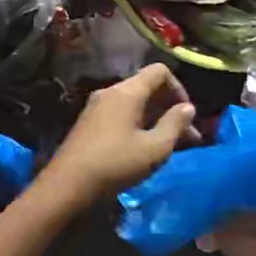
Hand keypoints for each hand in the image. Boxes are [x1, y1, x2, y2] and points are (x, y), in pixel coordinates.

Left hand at [42, 63, 199, 202]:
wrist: (68, 184)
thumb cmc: (116, 164)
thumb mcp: (154, 148)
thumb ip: (175, 125)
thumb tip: (188, 108)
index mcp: (127, 92)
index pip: (159, 71)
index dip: (179, 88)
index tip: (187, 115)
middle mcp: (110, 92)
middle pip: (147, 87)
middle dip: (170, 107)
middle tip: (187, 136)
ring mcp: (97, 107)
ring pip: (134, 103)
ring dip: (155, 119)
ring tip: (170, 146)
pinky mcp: (89, 123)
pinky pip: (120, 114)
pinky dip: (138, 124)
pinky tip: (144, 148)